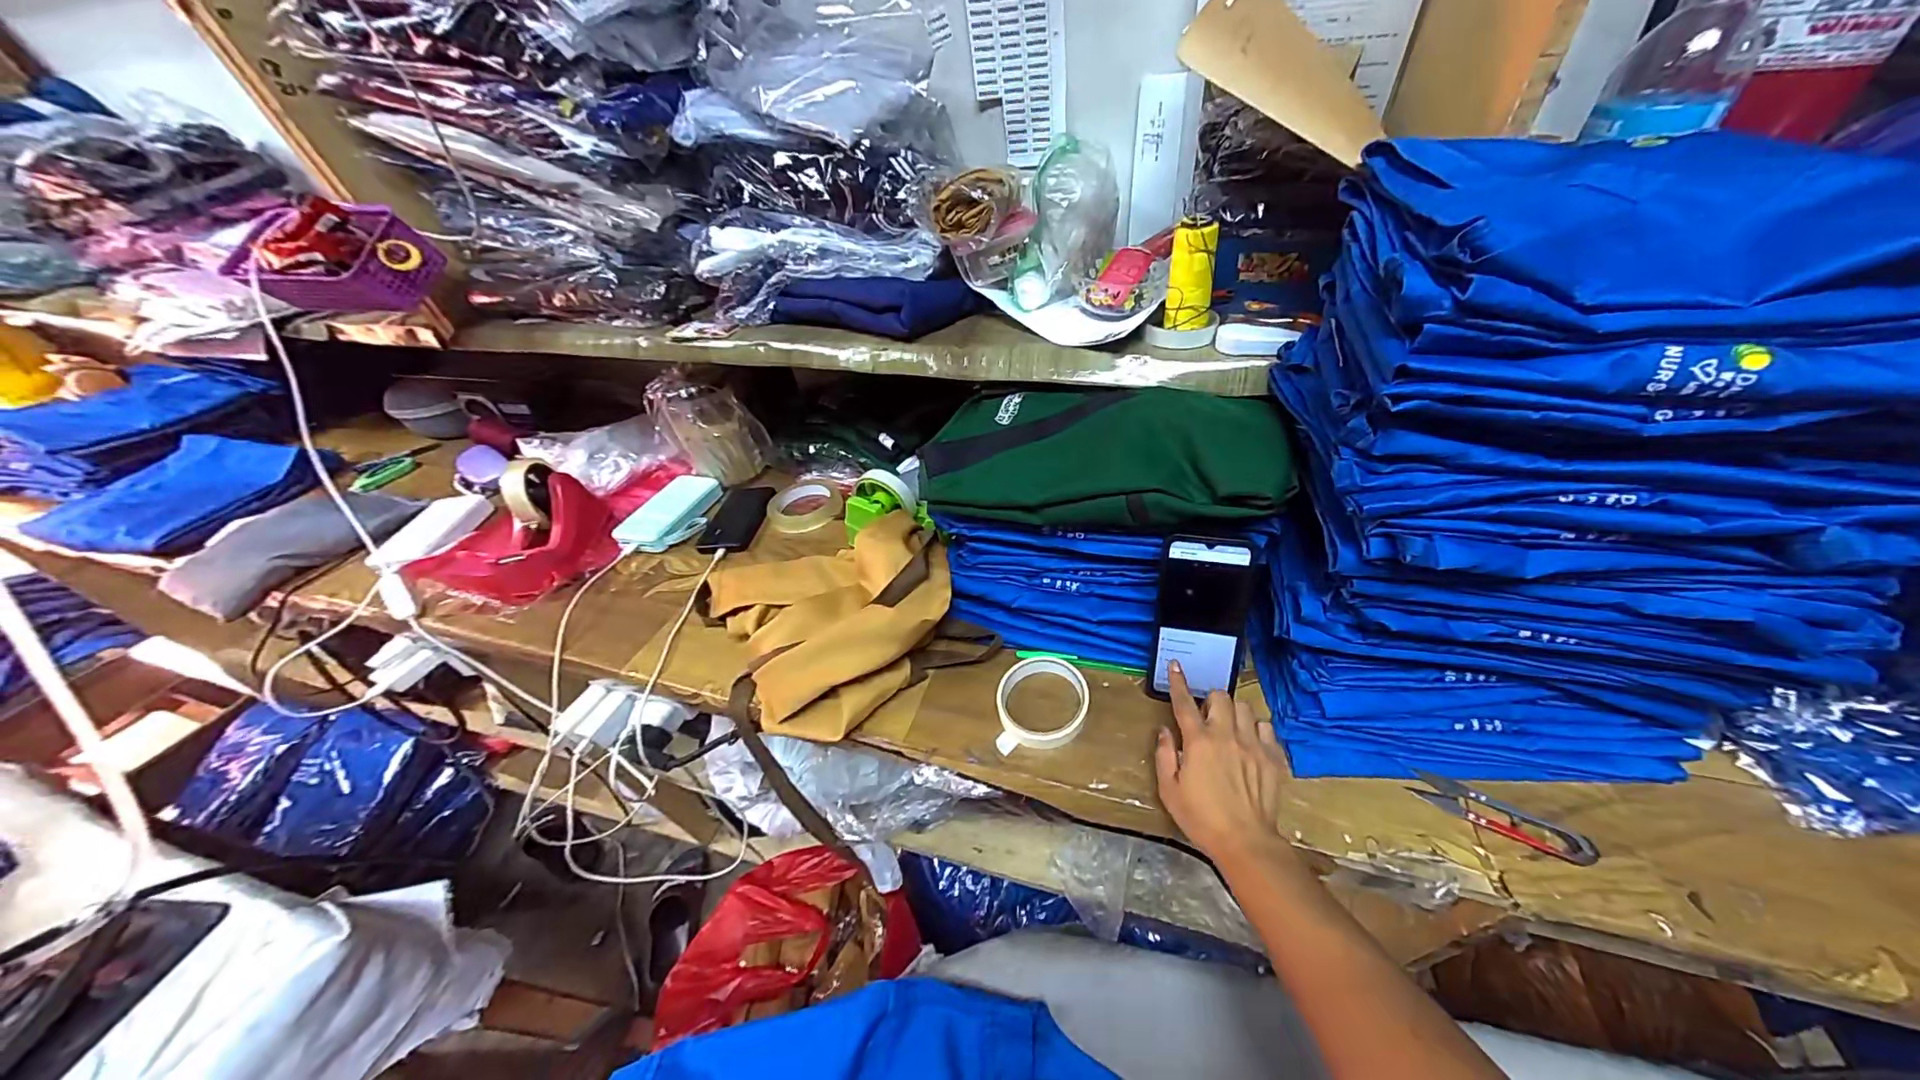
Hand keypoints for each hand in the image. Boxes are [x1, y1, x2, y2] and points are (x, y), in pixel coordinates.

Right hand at [1155, 662, 1293, 869]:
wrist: (1245, 842)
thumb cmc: (1201, 817)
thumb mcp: (1169, 789)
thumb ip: (1164, 755)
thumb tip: (1165, 731)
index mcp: (1198, 741)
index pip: (1185, 702)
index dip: (1177, 682)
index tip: (1176, 666)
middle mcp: (1227, 735)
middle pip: (1221, 697)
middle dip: (1211, 701)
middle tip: (1207, 719)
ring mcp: (1254, 744)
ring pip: (1245, 708)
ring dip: (1234, 713)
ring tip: (1230, 729)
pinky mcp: (1274, 757)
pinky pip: (1267, 728)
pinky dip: (1257, 729)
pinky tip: (1250, 743)